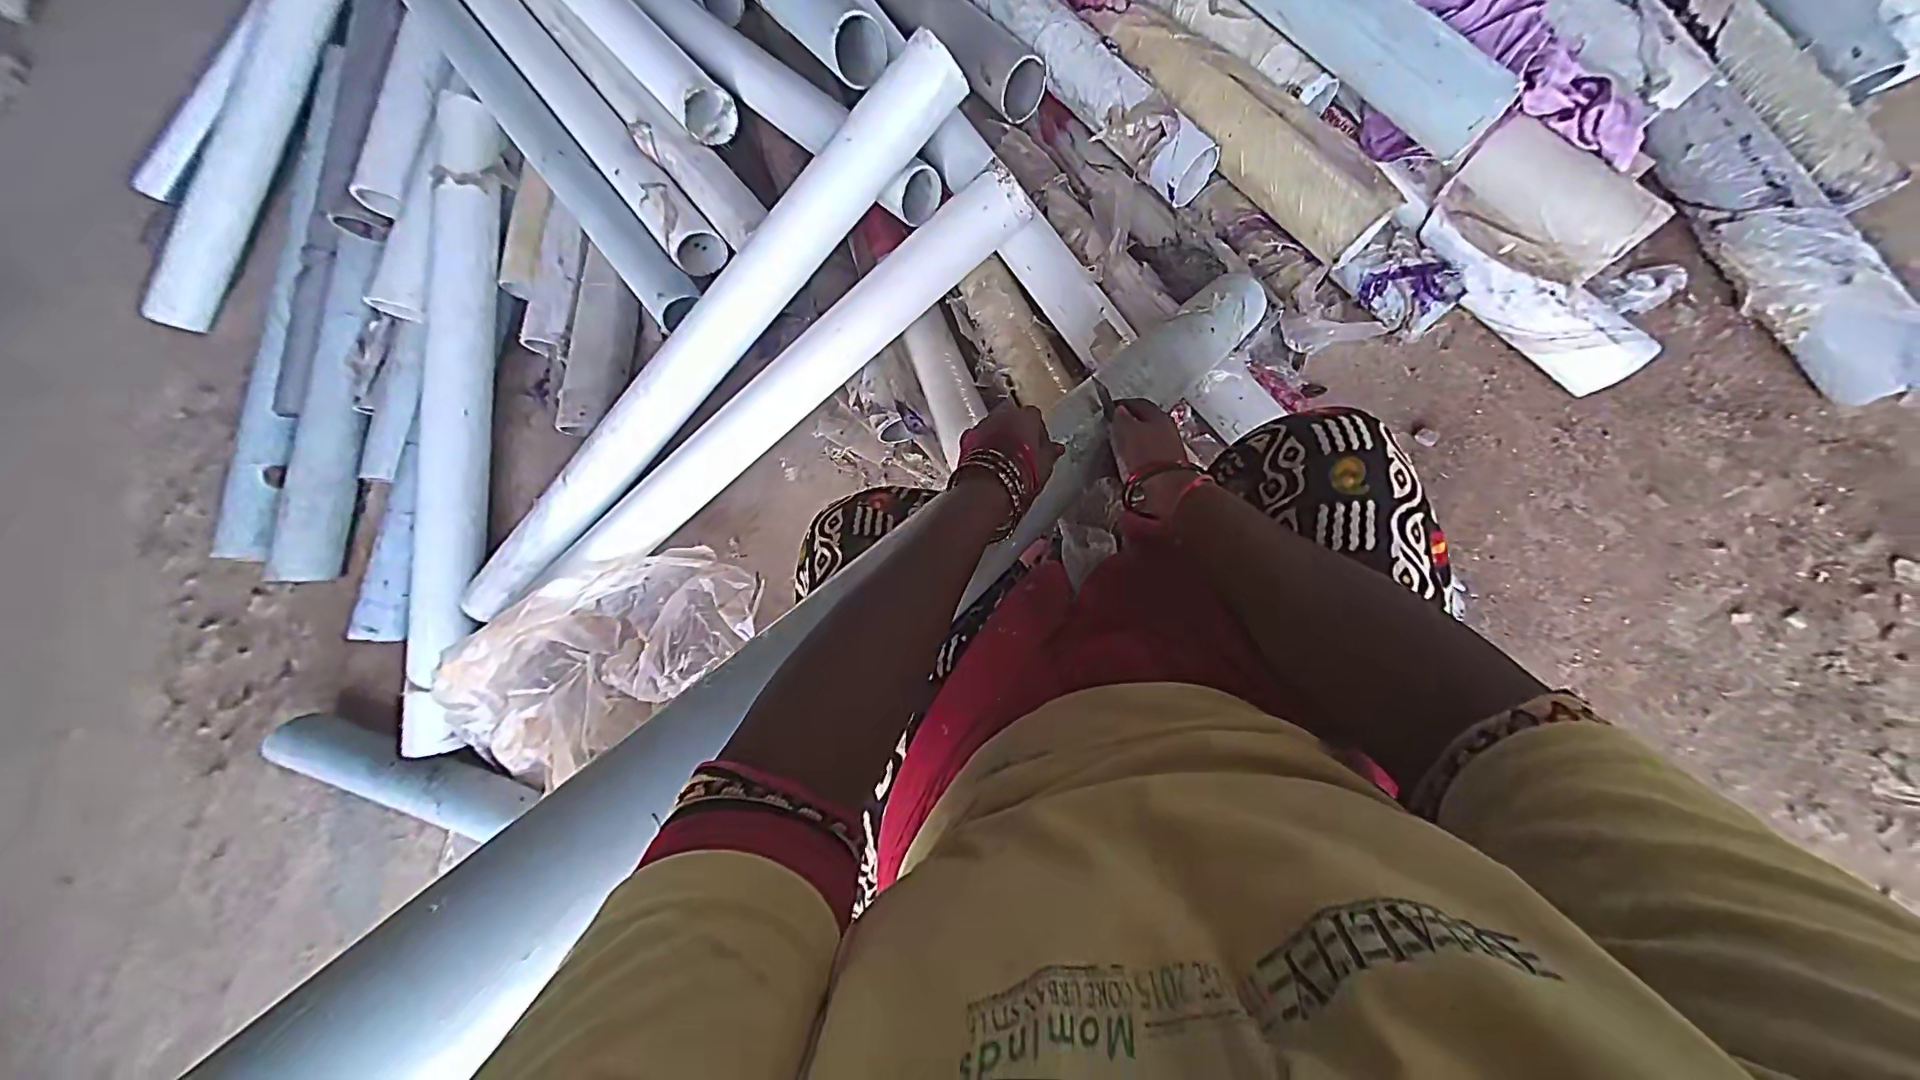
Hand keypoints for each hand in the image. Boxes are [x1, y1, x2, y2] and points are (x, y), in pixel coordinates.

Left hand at [959, 403, 1061, 496]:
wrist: (989, 487)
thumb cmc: (1019, 474)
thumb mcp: (1045, 465)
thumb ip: (1050, 452)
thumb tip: (1054, 450)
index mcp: (1026, 416)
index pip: (1035, 417)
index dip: (1038, 433)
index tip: (1040, 445)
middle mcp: (1002, 415)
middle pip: (1011, 418)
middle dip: (1016, 432)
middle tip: (1022, 451)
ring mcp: (983, 426)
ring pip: (992, 427)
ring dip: (998, 438)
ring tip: (1006, 460)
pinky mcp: (967, 440)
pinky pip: (977, 440)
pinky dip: (982, 448)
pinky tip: (989, 463)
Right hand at [1109, 399, 1194, 518]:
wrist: (1166, 488)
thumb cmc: (1145, 455)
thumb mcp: (1126, 431)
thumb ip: (1121, 418)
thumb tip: (1119, 410)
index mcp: (1158, 416)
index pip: (1138, 404)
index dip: (1122, 406)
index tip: (1109, 410)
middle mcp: (1167, 430)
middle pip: (1145, 423)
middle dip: (1128, 425)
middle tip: (1111, 430)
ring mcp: (1168, 451)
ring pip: (1146, 441)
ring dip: (1132, 443)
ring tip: (1115, 450)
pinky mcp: (1166, 469)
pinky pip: (1147, 459)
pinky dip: (1136, 459)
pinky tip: (1126, 466)